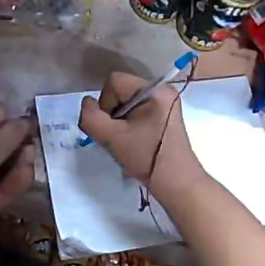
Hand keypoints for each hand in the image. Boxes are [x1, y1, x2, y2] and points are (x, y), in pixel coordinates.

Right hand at [77, 72, 206, 199]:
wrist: (177, 183)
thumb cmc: (146, 158)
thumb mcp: (111, 137)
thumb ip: (91, 117)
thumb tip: (88, 104)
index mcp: (155, 89)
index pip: (114, 82)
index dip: (106, 104)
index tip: (114, 128)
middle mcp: (163, 90)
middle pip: (120, 91)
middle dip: (113, 113)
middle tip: (120, 136)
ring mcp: (166, 102)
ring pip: (127, 102)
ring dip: (120, 121)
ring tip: (127, 140)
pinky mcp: (166, 115)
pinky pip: (137, 110)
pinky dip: (129, 124)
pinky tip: (134, 140)